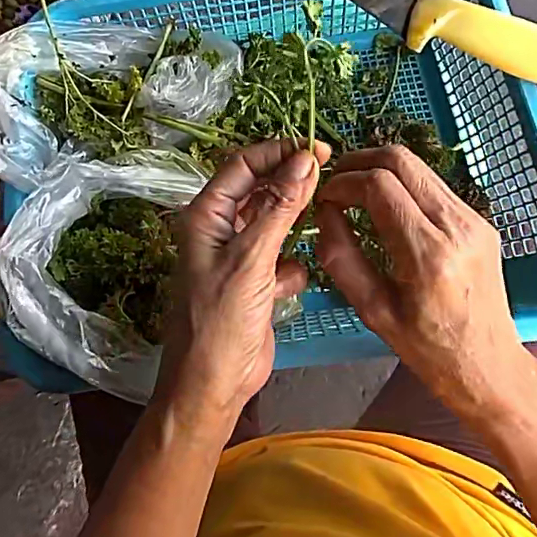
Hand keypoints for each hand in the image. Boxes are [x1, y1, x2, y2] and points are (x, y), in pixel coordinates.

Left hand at [162, 139, 330, 424]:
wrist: (213, 386)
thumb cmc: (221, 321)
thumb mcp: (252, 259)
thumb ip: (280, 207)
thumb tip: (305, 160)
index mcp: (206, 216)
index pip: (243, 165)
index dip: (280, 151)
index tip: (318, 149)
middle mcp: (221, 229)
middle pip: (261, 188)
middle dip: (293, 182)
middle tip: (329, 172)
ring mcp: (239, 255)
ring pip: (275, 222)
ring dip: (296, 222)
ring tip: (321, 221)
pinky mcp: (256, 280)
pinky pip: (282, 256)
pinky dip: (292, 264)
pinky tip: (292, 283)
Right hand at [315, 145, 536, 418]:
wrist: (489, 364)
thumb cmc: (428, 350)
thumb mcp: (373, 311)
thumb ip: (342, 257)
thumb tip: (325, 212)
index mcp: (428, 255)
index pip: (379, 185)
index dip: (344, 182)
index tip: (325, 197)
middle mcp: (457, 227)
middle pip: (402, 160)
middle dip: (360, 161)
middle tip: (336, 182)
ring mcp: (474, 219)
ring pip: (420, 167)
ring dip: (382, 169)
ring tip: (356, 191)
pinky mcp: (481, 220)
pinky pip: (435, 186)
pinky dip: (405, 184)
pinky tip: (387, 206)